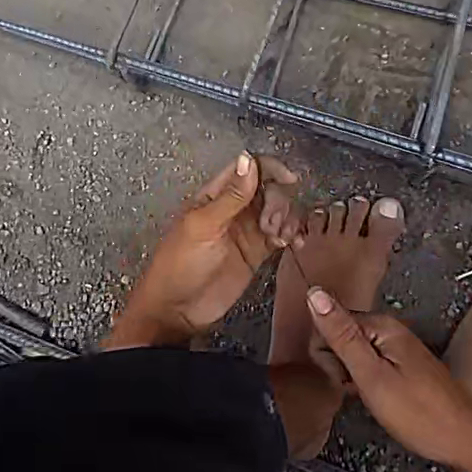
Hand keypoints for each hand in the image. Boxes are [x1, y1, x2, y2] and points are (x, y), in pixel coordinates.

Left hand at [103, 153, 303, 349]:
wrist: (177, 311)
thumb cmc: (180, 264)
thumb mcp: (204, 226)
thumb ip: (231, 196)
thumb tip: (249, 160)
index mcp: (216, 195)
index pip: (248, 169)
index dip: (270, 169)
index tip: (289, 179)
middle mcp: (234, 208)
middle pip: (269, 188)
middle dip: (278, 200)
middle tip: (270, 223)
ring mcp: (247, 230)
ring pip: (278, 210)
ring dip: (288, 218)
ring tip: (282, 237)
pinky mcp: (257, 252)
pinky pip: (282, 234)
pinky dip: (293, 235)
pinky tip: (295, 244)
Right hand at [305, 287, 471, 471]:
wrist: (467, 444)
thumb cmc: (420, 414)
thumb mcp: (372, 376)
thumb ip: (341, 335)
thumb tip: (314, 292)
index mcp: (380, 325)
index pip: (328, 323)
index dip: (328, 356)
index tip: (345, 379)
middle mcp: (389, 329)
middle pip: (339, 336)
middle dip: (338, 366)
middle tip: (360, 391)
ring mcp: (397, 347)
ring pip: (352, 354)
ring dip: (352, 377)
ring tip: (372, 398)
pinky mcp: (402, 365)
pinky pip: (368, 365)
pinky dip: (367, 384)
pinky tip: (380, 401)